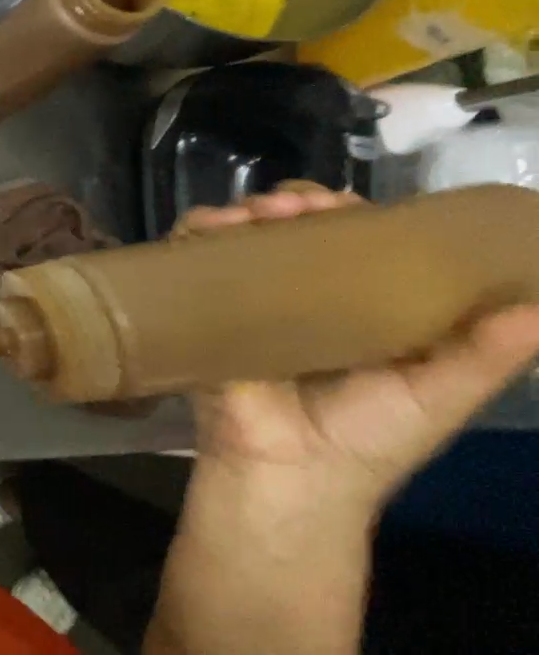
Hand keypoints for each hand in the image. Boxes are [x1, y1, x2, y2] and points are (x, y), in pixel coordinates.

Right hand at [179, 182, 538, 513]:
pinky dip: (194, 232)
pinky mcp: (199, 304)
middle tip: (295, 206)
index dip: (351, 212)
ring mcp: (243, 294)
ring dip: (242, 210)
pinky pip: (187, 257)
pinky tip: (209, 229)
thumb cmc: (369, 437)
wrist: (289, 470)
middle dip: (293, 201)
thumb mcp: (439, 395)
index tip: (349, 205)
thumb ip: (483, 355)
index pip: (352, 239)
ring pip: (238, 232)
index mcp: (356, 301)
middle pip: (289, 225)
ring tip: (254, 214)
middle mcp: (296, 289)